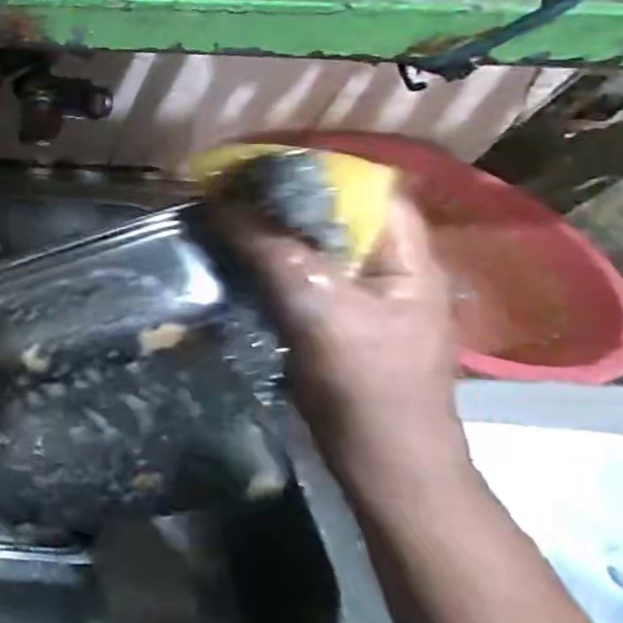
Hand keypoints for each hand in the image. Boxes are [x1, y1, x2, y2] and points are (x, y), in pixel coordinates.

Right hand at [220, 195, 465, 473]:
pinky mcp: (327, 315)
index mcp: (406, 258)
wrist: (381, 459)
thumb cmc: (366, 382)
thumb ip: (273, 250)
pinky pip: (291, 270)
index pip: (366, 189)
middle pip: (331, 213)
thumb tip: (220, 202)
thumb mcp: (319, 308)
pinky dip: (259, 257)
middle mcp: (384, 266)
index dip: (315, 170)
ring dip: (263, 226)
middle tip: (223, 186)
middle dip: (277, 196)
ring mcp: (356, 292)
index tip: (256, 163)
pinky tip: (226, 253)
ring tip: (216, 213)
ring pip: (306, 242)